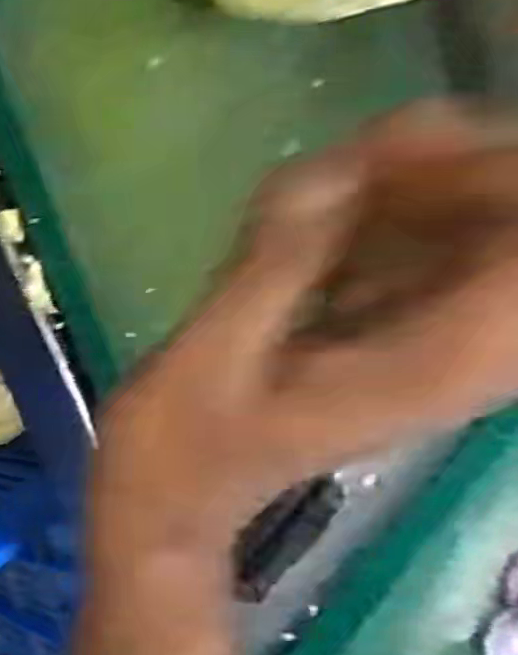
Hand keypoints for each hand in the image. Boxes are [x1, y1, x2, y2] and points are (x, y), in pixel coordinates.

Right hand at [94, 101, 517, 553]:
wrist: (167, 503)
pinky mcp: (397, 345)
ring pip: (479, 238)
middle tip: (342, 161)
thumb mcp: (208, 356)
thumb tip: (323, 168)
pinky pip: (426, 265)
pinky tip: (304, 232)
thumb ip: (271, 266)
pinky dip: (378, 233)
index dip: (486, 170)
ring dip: (412, 197)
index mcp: (452, 355)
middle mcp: (478, 348)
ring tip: (315, 186)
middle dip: (453, 173)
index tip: (374, 151)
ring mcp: (440, 348)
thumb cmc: (177, 445)